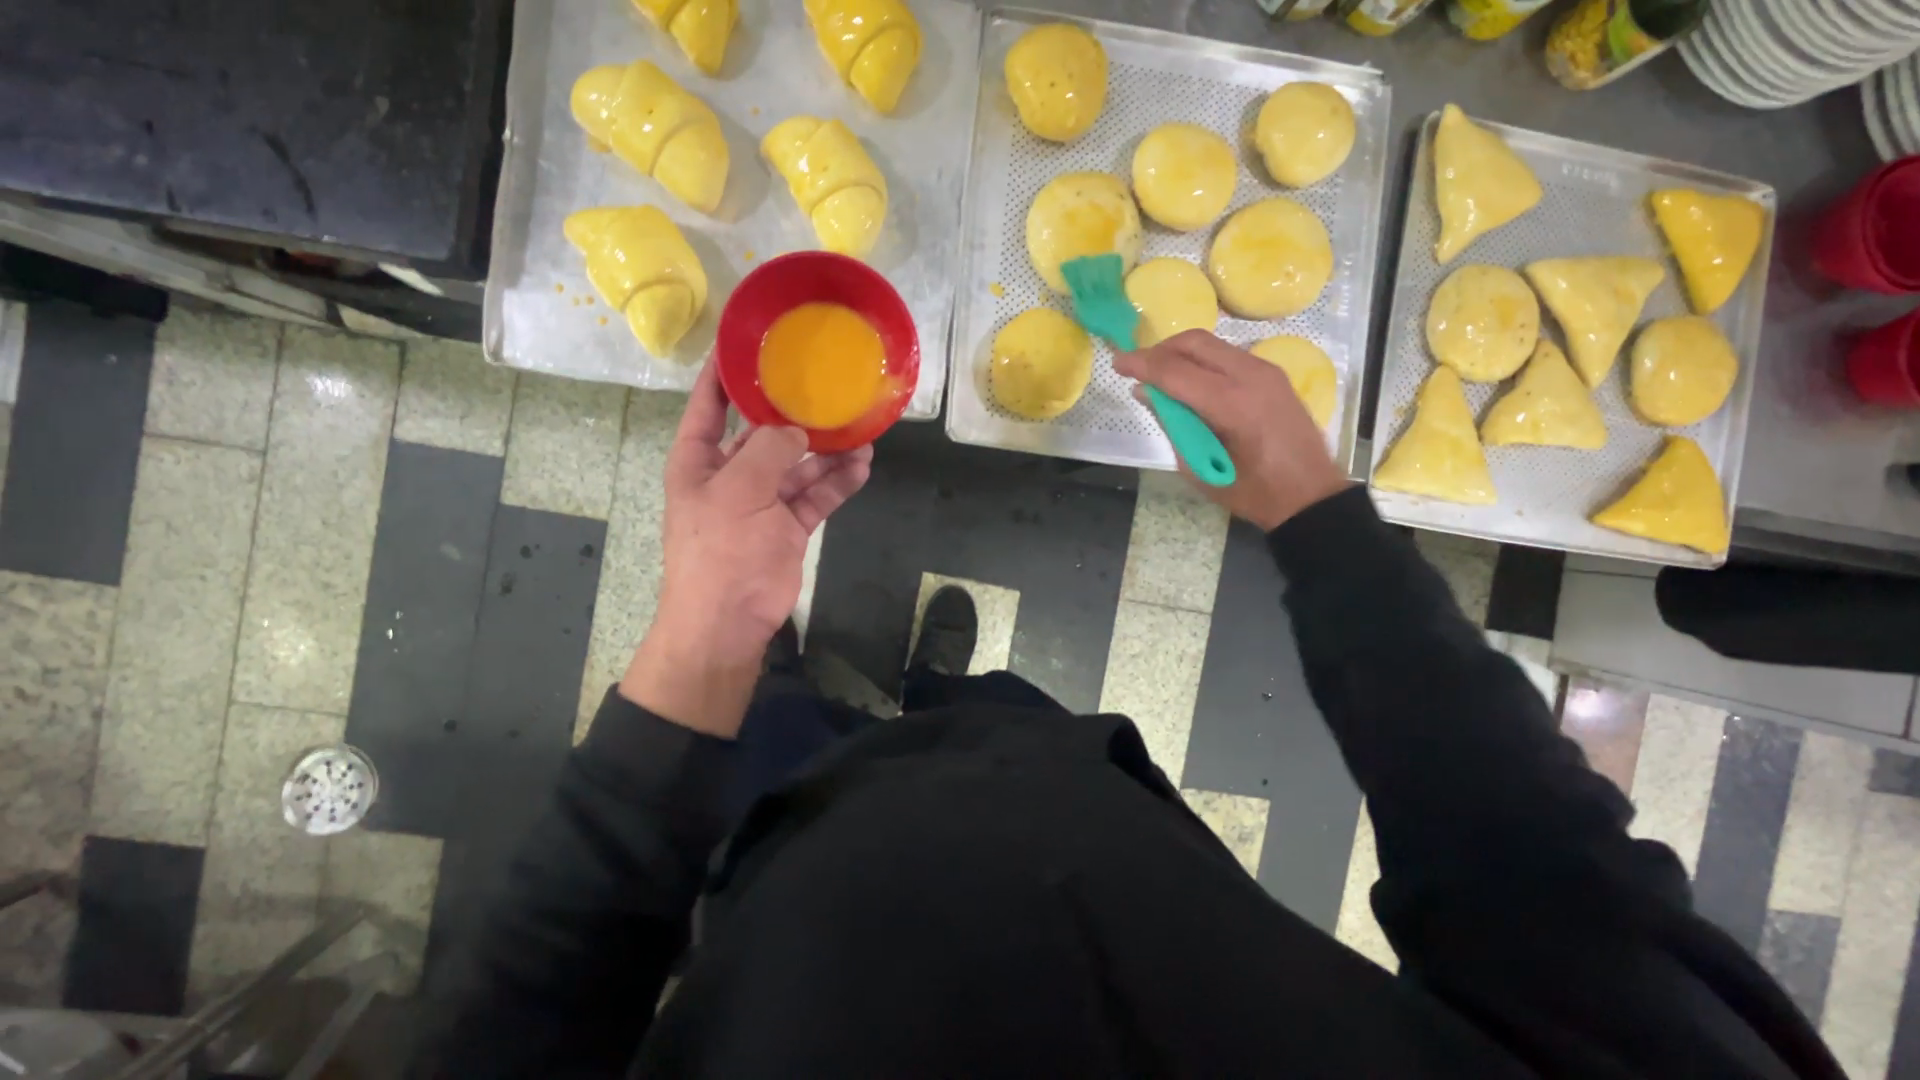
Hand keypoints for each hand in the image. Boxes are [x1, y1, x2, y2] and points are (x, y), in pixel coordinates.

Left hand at [620, 363, 872, 736]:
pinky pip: (816, 496)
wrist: (728, 623)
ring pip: (799, 465)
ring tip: (862, 430)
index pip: (710, 404)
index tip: (749, 339)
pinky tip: (863, 465)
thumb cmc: (719, 551)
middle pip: (765, 433)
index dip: (725, 371)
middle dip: (796, 414)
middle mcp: (730, 474)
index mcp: (699, 460)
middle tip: (830, 386)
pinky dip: (838, 482)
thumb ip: (768, 451)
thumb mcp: (738, 491)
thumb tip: (797, 429)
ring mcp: (762, 502)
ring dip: (827, 450)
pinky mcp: (788, 527)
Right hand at [1113, 330, 1349, 530]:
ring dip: (1181, 354)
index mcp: (1232, 404)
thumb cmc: (1253, 492)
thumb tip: (1147, 394)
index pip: (1175, 371)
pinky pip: (1228, 355)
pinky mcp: (1273, 374)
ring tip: (1161, 377)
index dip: (1141, 364)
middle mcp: (1250, 376)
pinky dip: (1203, 361)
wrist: (1310, 495)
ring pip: (1212, 345)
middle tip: (1137, 369)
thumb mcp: (1200, 468)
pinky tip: (1191, 383)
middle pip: (1194, 343)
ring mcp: (1266, 371)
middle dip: (1160, 351)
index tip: (1116, 364)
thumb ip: (1173, 425)